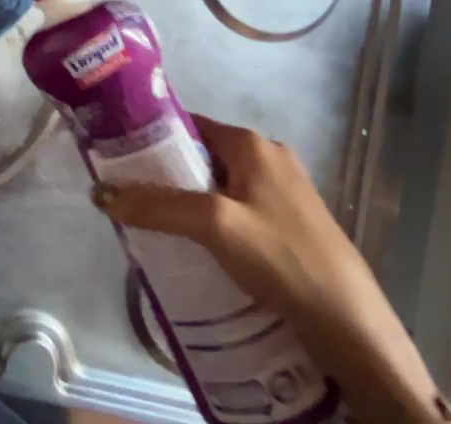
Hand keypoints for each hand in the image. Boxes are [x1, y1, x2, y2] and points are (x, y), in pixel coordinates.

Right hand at [94, 116, 445, 422]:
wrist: (351, 325)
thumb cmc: (283, 257)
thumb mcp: (213, 225)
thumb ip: (156, 206)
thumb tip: (99, 193)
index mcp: (253, 144)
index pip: (188, 125)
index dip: (150, 138)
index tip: (116, 158)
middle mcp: (269, 158)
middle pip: (199, 158)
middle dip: (163, 176)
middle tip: (127, 198)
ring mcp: (282, 194)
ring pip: (216, 188)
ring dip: (184, 204)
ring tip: (151, 227)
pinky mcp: (288, 227)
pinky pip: (234, 214)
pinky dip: (209, 225)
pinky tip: (192, 249)